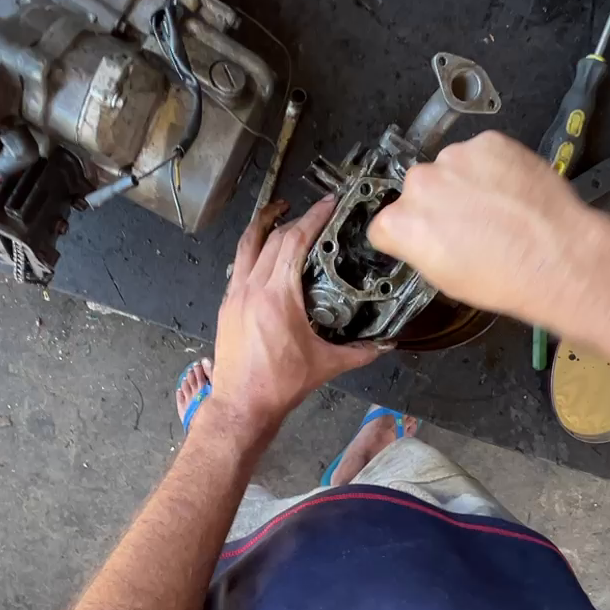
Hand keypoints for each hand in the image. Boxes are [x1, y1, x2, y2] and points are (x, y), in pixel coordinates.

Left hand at [204, 196, 381, 440]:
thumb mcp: (325, 366)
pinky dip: (251, 251)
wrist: (241, 404)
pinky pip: (238, 266)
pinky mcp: (226, 306)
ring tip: (278, 212)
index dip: (314, 218)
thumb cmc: (279, 385)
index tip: (328, 205)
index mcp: (277, 296)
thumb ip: (359, 353)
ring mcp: (235, 295)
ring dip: (263, 225)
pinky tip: (262, 253)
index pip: (295, 242)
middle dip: (295, 220)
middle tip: (314, 214)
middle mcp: (252, 288)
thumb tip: (383, 346)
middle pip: (273, 238)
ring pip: (246, 246)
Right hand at [367, 131, 609, 332]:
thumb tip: (424, 238)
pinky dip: (492, 168)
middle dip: (436, 204)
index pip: (385, 223)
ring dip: (464, 183)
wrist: (554, 256)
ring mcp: (455, 159)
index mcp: (401, 224)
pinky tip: (508, 195)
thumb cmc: (503, 276)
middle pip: (418, 190)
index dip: (406, 234)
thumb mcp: (444, 279)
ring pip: (450, 169)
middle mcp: (421, 185)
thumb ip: (421, 248)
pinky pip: (481, 153)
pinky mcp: (488, 143)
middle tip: (465, 227)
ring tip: (493, 212)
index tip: (422, 239)